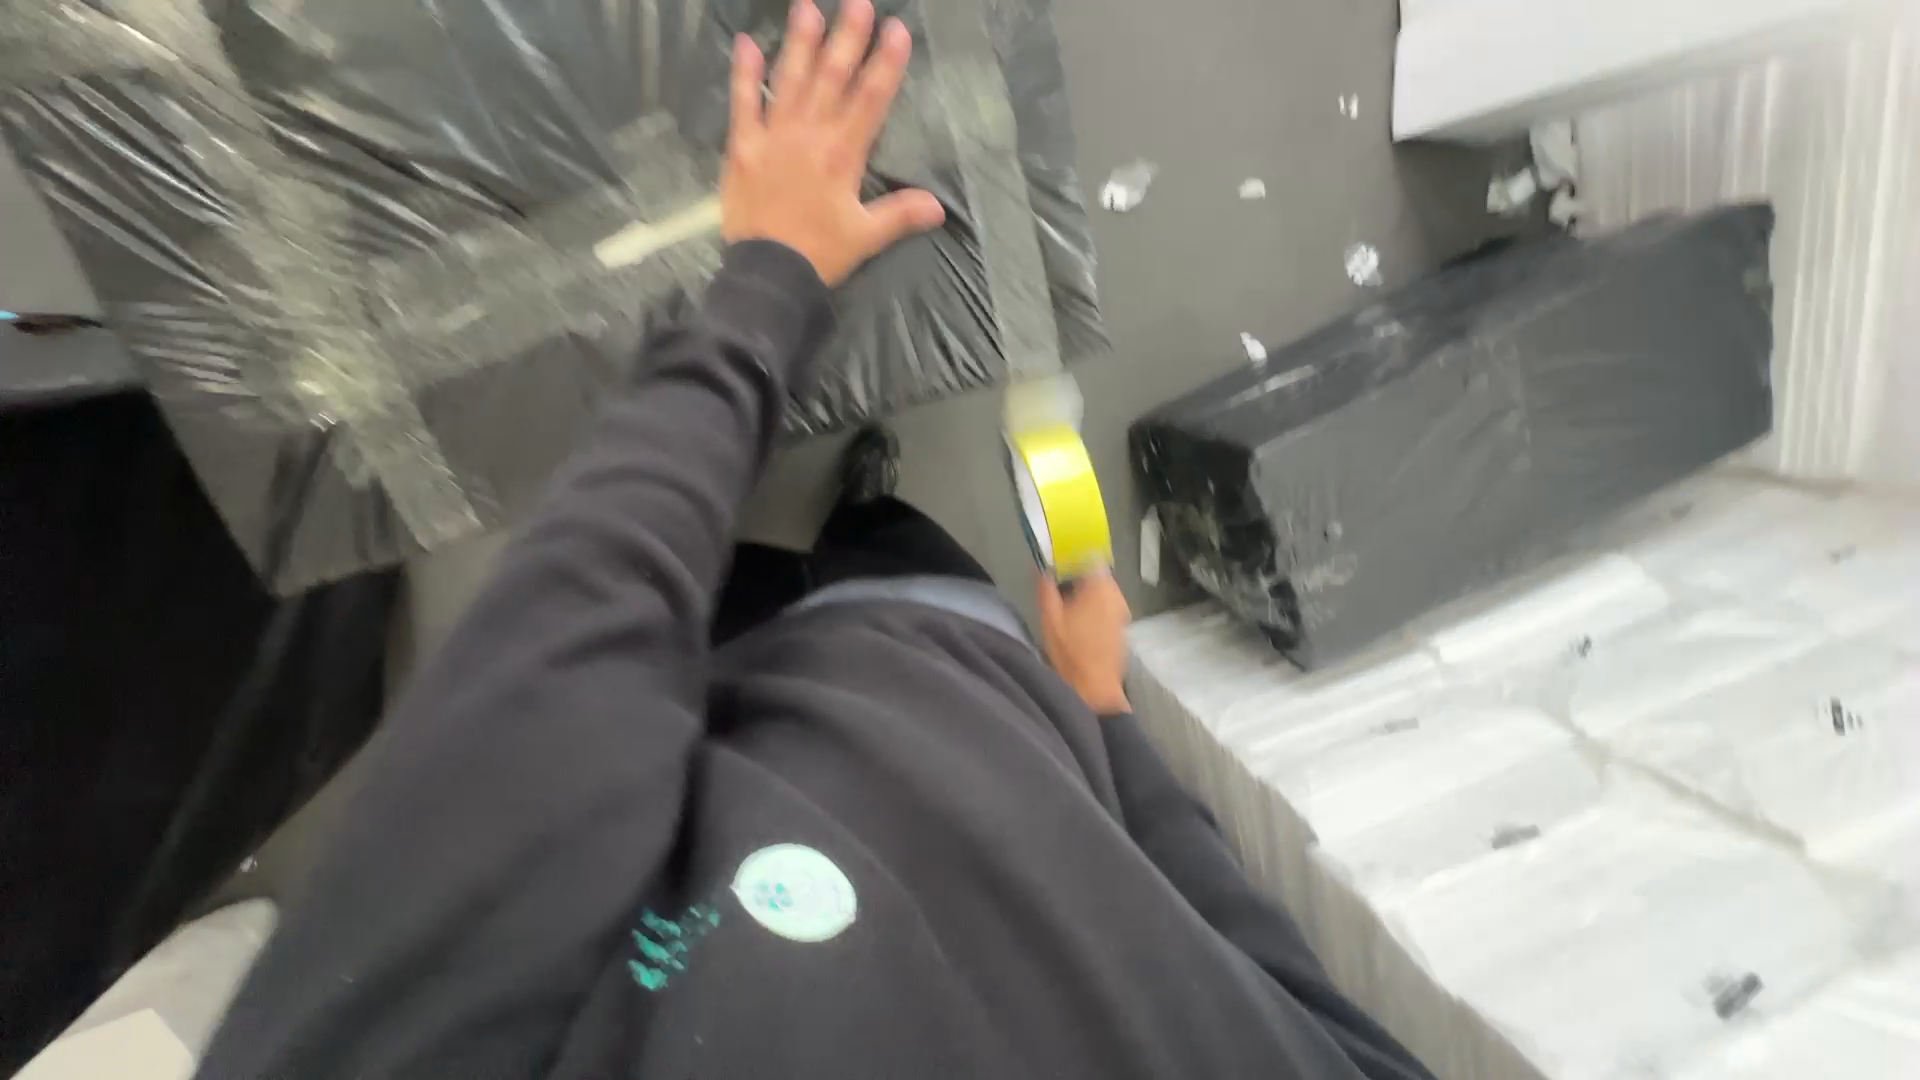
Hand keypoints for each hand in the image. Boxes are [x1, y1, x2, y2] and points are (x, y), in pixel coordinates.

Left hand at [722, 0, 945, 286]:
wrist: (769, 271)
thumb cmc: (820, 255)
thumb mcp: (866, 238)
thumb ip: (899, 216)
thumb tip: (938, 207)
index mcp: (843, 155)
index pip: (871, 100)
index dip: (886, 65)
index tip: (897, 31)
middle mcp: (809, 135)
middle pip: (833, 78)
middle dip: (848, 39)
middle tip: (858, 3)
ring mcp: (773, 137)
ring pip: (790, 80)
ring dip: (801, 43)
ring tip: (808, 7)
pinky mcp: (743, 148)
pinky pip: (743, 103)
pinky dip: (745, 74)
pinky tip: (747, 44)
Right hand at [1036, 571, 1132, 714]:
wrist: (1095, 687)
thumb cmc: (1069, 651)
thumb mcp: (1049, 618)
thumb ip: (1046, 588)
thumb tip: (1042, 568)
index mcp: (1099, 588)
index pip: (1090, 558)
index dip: (1073, 559)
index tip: (1059, 566)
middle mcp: (1116, 595)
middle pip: (1098, 575)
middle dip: (1080, 578)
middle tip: (1060, 589)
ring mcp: (1123, 611)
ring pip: (1105, 591)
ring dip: (1089, 593)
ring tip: (1070, 607)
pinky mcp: (1124, 626)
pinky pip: (1110, 606)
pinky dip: (1098, 607)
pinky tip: (1083, 622)